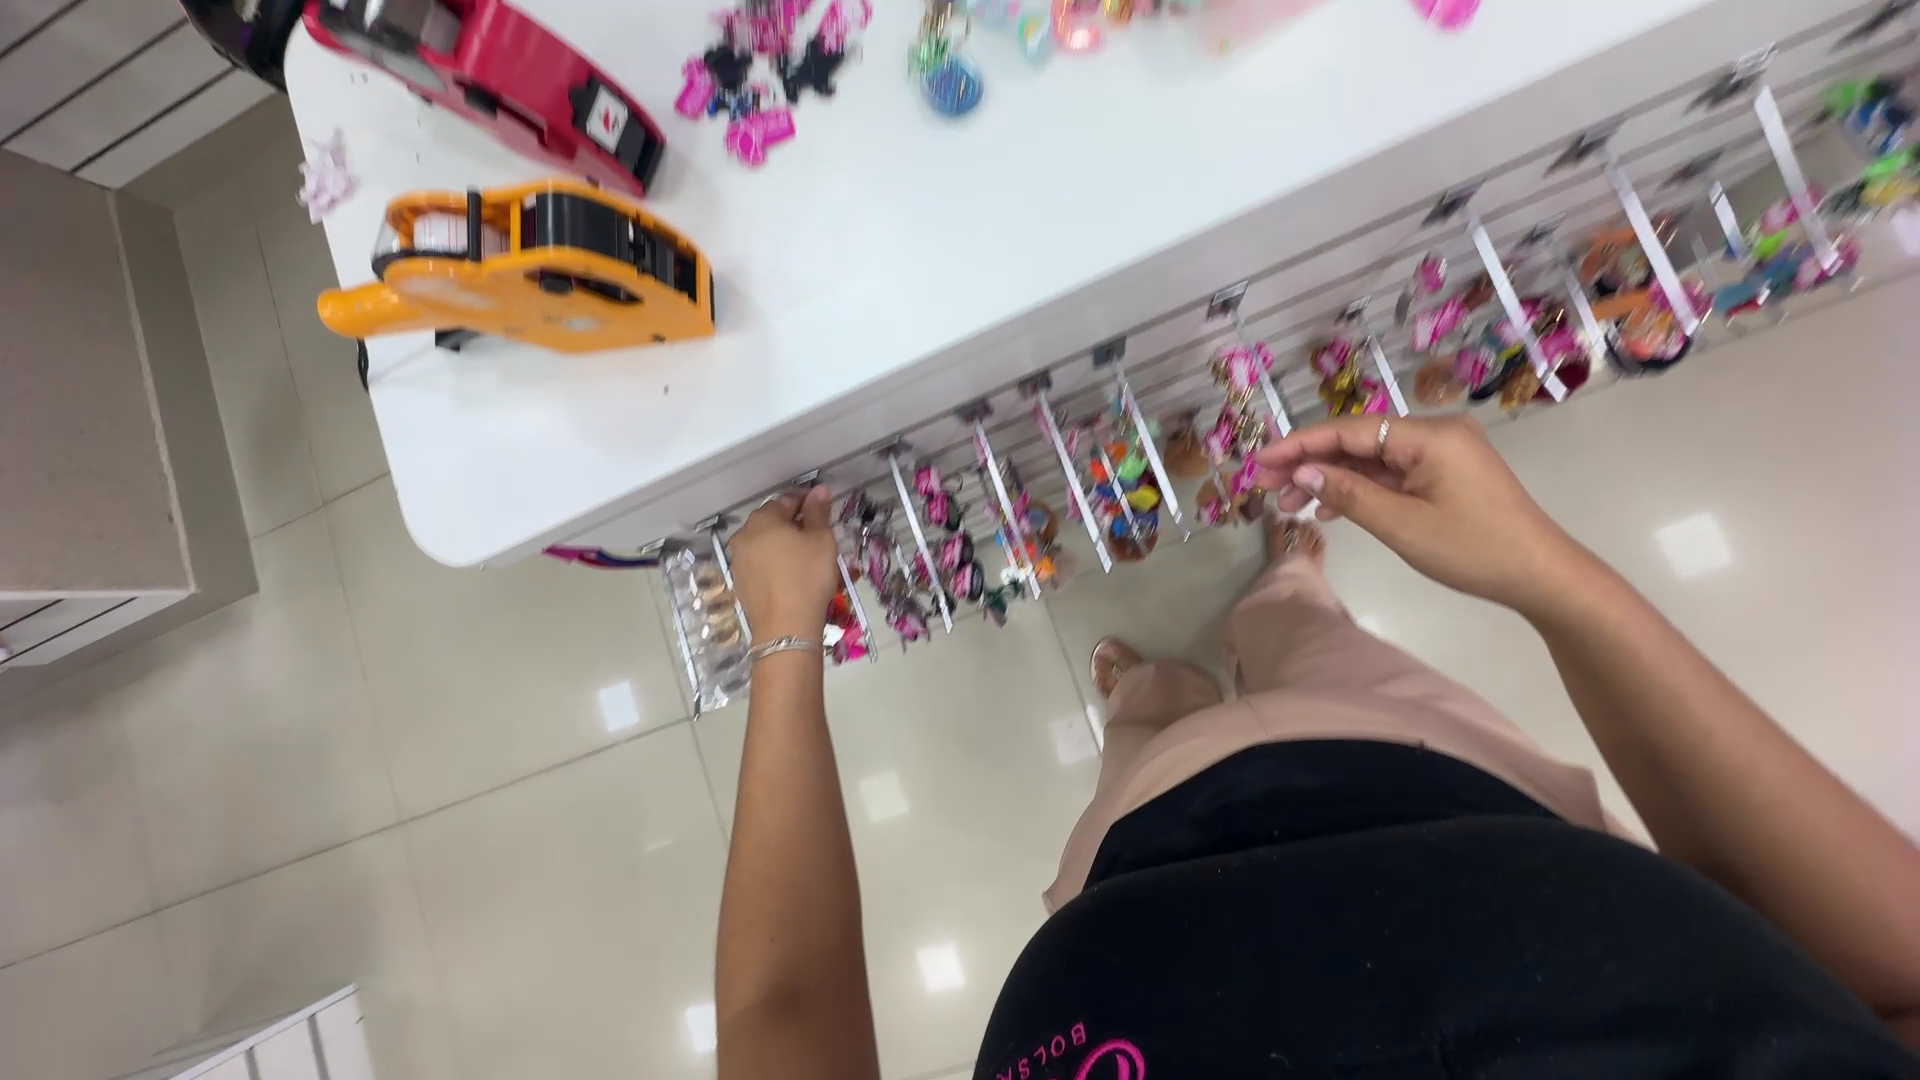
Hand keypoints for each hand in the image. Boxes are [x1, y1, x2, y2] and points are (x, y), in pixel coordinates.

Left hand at [728, 487, 841, 644]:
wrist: (786, 626)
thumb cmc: (807, 577)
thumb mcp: (821, 540)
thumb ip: (818, 512)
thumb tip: (819, 491)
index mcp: (763, 520)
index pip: (786, 500)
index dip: (806, 501)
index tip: (823, 509)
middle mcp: (744, 536)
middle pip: (771, 521)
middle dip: (792, 522)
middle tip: (816, 534)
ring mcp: (738, 560)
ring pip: (764, 542)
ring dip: (782, 543)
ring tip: (804, 556)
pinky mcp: (740, 582)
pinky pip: (759, 563)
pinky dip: (773, 562)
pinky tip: (789, 574)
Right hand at [1253, 413, 1592, 612]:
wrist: (1541, 575)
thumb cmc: (1473, 549)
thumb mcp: (1401, 524)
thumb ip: (1348, 493)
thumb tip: (1301, 472)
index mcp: (1428, 436)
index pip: (1349, 431)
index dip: (1299, 444)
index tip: (1260, 461)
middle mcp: (1432, 433)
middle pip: (1355, 442)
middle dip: (1307, 463)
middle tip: (1264, 486)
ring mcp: (1438, 453)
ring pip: (1367, 460)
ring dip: (1327, 480)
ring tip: (1286, 505)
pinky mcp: (1440, 474)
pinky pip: (1387, 474)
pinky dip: (1355, 489)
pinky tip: (1326, 510)